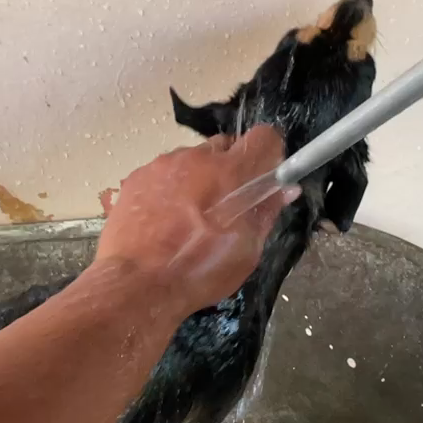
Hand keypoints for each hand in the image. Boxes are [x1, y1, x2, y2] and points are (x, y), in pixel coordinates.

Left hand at [93, 126, 295, 315]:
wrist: (138, 284)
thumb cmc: (199, 272)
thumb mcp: (246, 251)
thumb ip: (266, 213)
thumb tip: (285, 190)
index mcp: (232, 174)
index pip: (264, 138)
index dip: (267, 155)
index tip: (263, 176)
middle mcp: (198, 158)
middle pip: (224, 146)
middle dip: (230, 169)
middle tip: (225, 205)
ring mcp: (163, 164)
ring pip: (191, 160)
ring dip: (197, 179)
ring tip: (187, 217)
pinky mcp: (137, 176)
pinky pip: (164, 173)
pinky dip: (169, 189)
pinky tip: (163, 220)